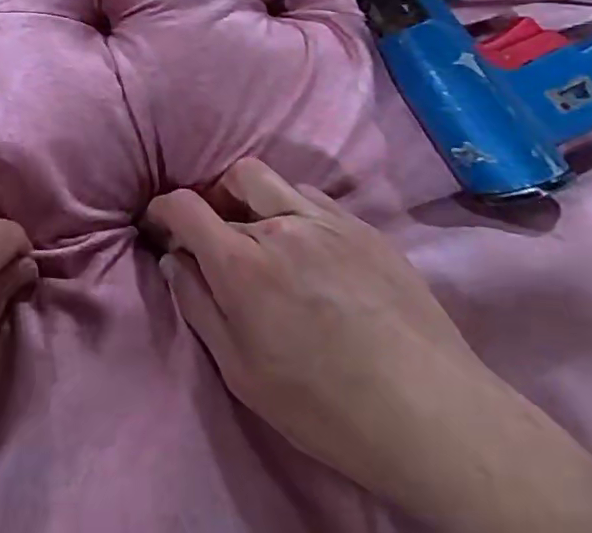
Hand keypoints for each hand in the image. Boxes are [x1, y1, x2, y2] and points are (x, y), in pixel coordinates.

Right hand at [143, 159, 591, 532]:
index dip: (162, 210)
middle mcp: (282, 225)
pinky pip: (316, 199)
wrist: (431, 414)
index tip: (160, 226)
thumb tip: (176, 261)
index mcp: (243, 263)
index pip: (185, 206)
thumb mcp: (241, 371)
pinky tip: (310, 249)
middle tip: (217, 234)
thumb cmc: (323, 405)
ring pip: (275, 180)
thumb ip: (199, 306)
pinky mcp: (366, 229)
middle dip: (212, 198)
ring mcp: (330, 222)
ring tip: (264, 238)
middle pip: (232, 178)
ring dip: (255, 199)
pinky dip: (295, 210)